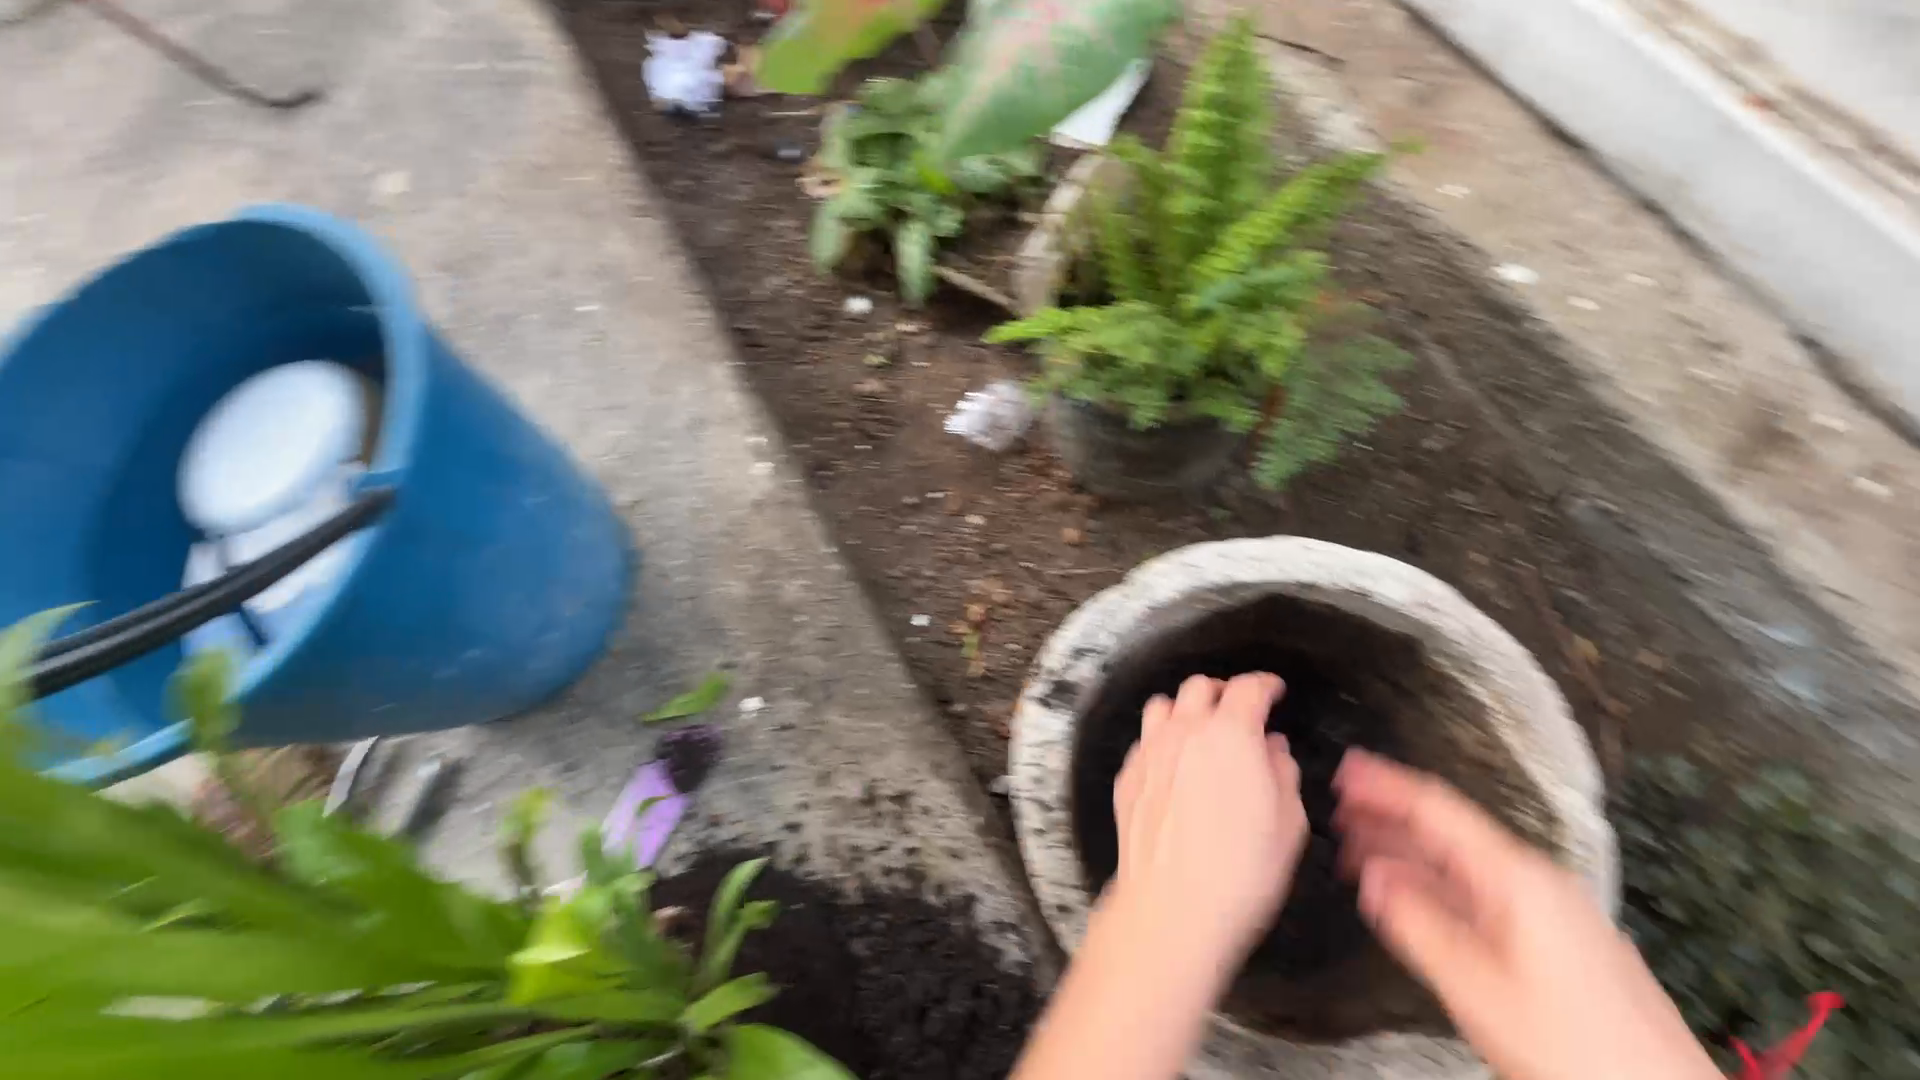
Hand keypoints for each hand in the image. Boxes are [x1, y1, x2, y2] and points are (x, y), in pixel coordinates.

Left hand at [1108, 673, 1308, 966]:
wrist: (1172, 905)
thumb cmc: (1240, 869)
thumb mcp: (1288, 823)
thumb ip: (1282, 773)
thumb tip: (1273, 750)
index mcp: (1230, 735)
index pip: (1248, 688)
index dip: (1265, 684)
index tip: (1274, 689)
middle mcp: (1184, 732)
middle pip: (1198, 686)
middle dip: (1223, 690)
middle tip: (1239, 708)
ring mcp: (1149, 751)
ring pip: (1163, 706)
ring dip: (1185, 710)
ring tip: (1201, 730)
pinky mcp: (1127, 776)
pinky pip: (1143, 741)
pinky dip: (1162, 741)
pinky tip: (1174, 765)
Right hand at [1334, 750, 1718, 1079]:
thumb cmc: (1574, 1049)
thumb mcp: (1479, 990)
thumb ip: (1419, 927)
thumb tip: (1373, 878)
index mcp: (1516, 879)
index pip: (1439, 810)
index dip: (1387, 785)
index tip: (1346, 769)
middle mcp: (1532, 882)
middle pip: (1448, 832)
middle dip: (1389, 816)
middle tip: (1338, 808)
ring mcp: (1544, 911)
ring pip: (1460, 864)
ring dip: (1406, 852)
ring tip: (1355, 847)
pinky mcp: (1548, 940)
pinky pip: (1477, 894)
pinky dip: (1433, 886)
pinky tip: (1405, 895)